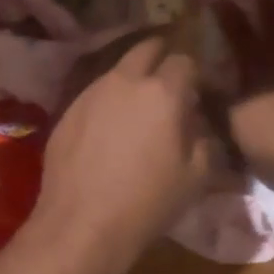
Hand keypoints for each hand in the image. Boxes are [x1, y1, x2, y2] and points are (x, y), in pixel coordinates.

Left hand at [31, 34, 216, 271]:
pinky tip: (109, 130)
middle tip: (170, 86)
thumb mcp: (196, 177)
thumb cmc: (147, 202)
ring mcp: (92, 92)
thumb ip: (204, 139)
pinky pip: (96, 94)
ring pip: (118, 70)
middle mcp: (125, 80)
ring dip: (133, 80)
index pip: (185, 60)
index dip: (195, 74)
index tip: (200, 92)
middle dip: (161, 59)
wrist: (81, 224)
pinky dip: (109, 102)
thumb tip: (197, 122)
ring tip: (139, 109)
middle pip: (147, 48)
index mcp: (162, 91)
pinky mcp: (68, 109)